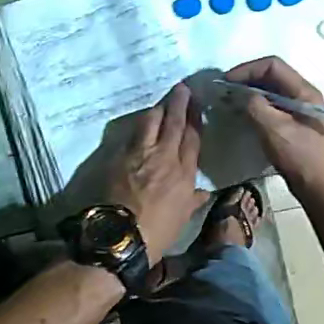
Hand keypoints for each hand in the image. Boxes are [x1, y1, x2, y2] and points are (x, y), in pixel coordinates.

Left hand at [100, 83, 211, 259]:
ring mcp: (139, 154)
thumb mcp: (182, 219)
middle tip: (182, 88)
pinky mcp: (119, 156)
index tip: (196, 105)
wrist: (120, 235)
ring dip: (157, 109)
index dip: (195, 119)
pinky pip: (132, 135)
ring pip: (150, 122)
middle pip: (173, 123)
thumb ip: (193, 201)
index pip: (192, 138)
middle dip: (178, 104)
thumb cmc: (156, 233)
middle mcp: (164, 156)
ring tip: (162, 102)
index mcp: (183, 172)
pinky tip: (141, 123)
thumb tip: (205, 193)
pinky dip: (139, 126)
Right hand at [224, 56, 323, 199]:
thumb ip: (255, 106)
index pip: (272, 65)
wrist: (323, 189)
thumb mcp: (274, 129)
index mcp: (303, 91)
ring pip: (271, 93)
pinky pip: (273, 108)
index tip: (226, 82)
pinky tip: (243, 117)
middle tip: (224, 92)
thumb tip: (239, 94)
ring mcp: (300, 111)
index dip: (247, 69)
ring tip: (230, 104)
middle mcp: (303, 96)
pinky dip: (256, 108)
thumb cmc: (302, 157)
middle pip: (271, 77)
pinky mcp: (295, 126)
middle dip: (246, 81)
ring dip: (250, 95)